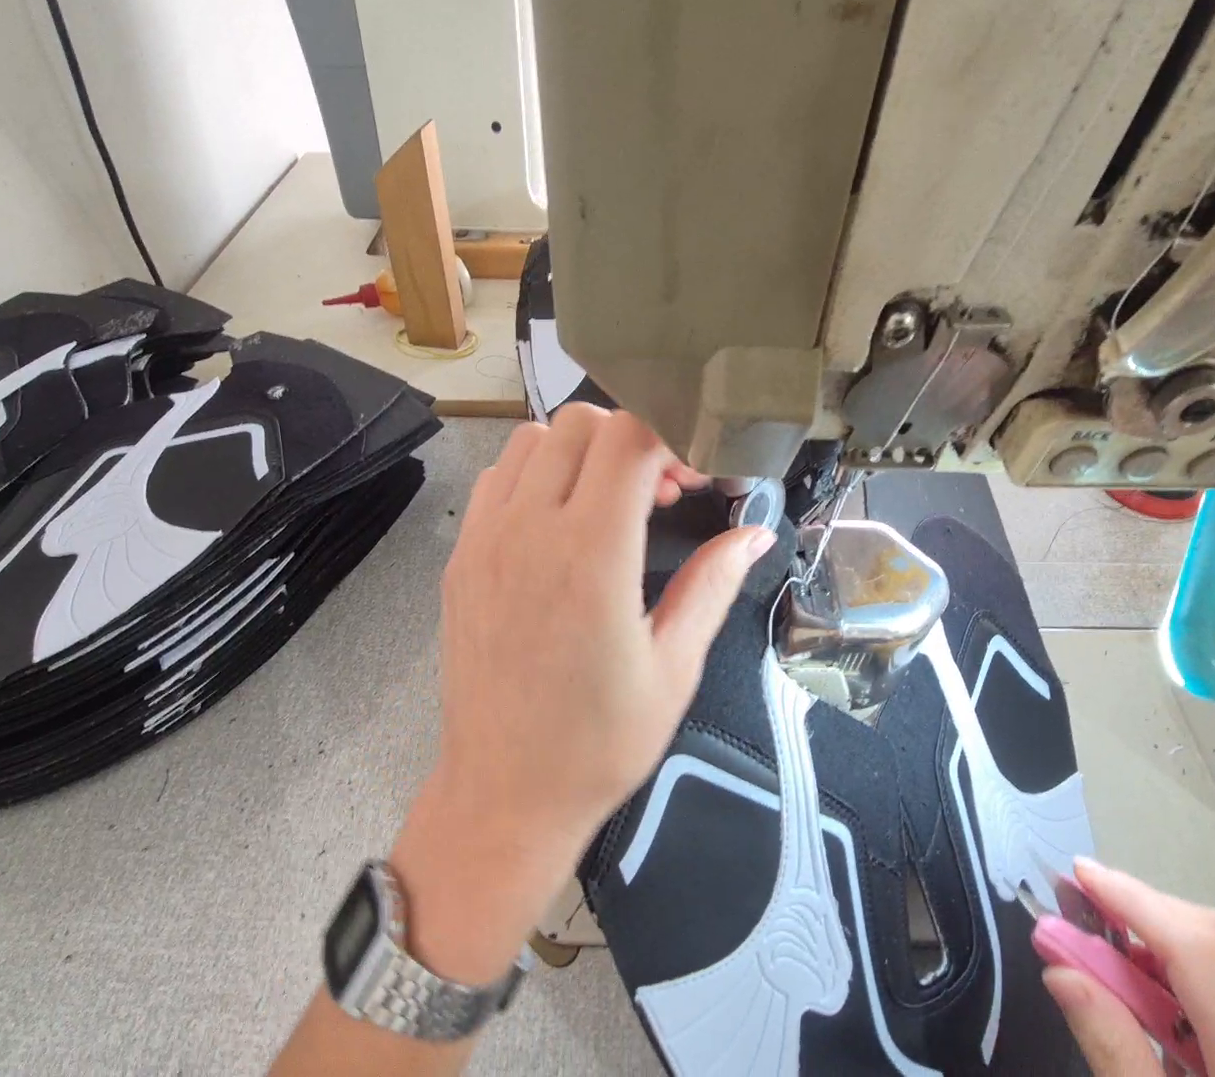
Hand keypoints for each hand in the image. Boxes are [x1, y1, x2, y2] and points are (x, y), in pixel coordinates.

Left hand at [390, 405, 773, 982]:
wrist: (504, 793)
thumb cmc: (597, 743)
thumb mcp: (673, 667)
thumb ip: (712, 585)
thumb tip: (753, 534)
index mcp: (591, 556)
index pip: (627, 437)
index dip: (670, 438)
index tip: (692, 480)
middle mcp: (529, 532)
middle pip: (579, 422)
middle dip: (630, 438)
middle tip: (659, 494)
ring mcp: (485, 541)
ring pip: (531, 440)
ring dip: (579, 452)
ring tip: (609, 505)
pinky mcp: (461, 559)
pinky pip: (497, 480)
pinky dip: (535, 476)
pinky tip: (560, 526)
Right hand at [1042, 859, 1214, 1076]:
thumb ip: (1113, 1049)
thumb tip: (1061, 969)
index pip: (1197, 950)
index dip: (1133, 900)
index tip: (1079, 875)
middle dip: (1143, 910)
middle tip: (1080, 908)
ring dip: (1165, 943)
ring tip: (1109, 961)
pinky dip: (1195, 978)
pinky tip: (1160, 1005)